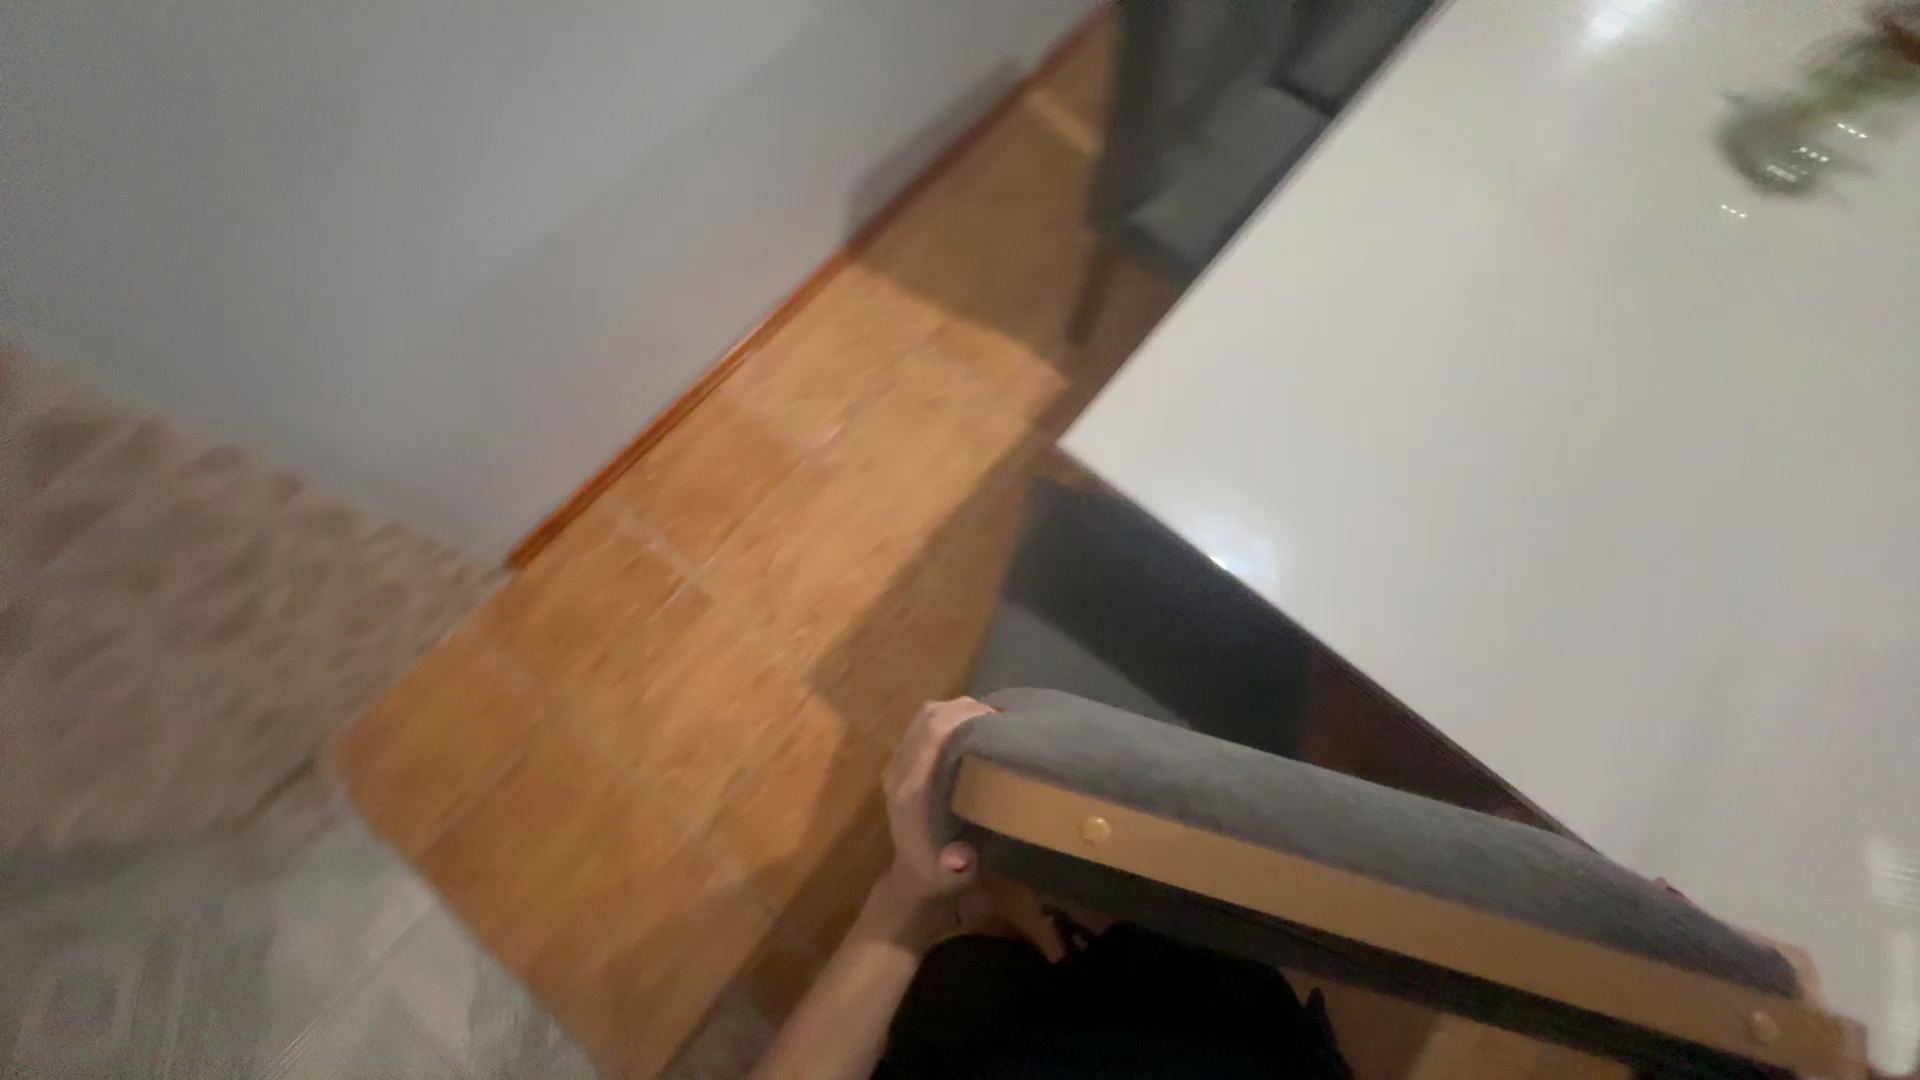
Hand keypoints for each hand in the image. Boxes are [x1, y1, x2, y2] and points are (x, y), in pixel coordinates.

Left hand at [872, 698, 995, 917]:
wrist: (912, 879)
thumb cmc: (939, 874)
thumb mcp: (953, 877)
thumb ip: (958, 865)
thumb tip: (963, 857)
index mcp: (912, 790)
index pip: (932, 734)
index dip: (962, 717)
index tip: (996, 719)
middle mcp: (900, 771)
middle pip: (927, 718)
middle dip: (963, 709)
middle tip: (997, 717)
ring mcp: (896, 764)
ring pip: (923, 717)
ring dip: (953, 710)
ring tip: (985, 719)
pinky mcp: (899, 763)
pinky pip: (920, 725)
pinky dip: (944, 717)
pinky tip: (967, 728)